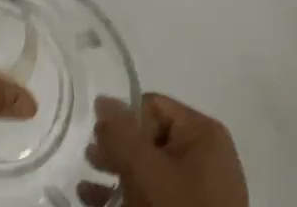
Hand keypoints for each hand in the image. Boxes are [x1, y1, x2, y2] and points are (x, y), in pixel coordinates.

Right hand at [81, 94, 247, 206]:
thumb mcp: (142, 167)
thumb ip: (118, 130)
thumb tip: (103, 100)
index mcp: (203, 133)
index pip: (152, 106)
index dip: (123, 121)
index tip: (101, 140)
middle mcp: (207, 156)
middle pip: (149, 138)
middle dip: (116, 148)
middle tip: (91, 158)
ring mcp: (203, 189)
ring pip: (149, 169)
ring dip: (116, 173)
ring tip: (89, 184)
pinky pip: (156, 194)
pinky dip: (128, 195)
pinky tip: (97, 200)